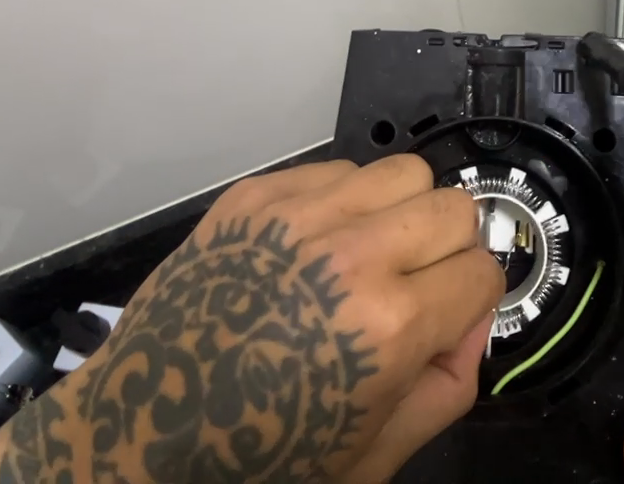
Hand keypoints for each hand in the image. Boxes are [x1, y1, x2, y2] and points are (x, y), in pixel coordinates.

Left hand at [0, 155, 503, 483]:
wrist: (140, 430)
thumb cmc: (263, 456)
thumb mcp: (376, 454)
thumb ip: (450, 383)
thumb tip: (472, 316)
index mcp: (388, 326)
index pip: (484, 272)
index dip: (474, 300)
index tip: (448, 313)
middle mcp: (352, 254)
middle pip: (455, 206)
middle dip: (448, 249)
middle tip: (412, 283)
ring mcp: (300, 213)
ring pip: (404, 171)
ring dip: (402, 211)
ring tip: (367, 252)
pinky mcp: (259, 193)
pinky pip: (342, 167)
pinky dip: (347, 200)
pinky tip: (316, 243)